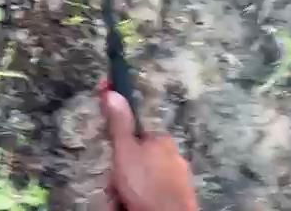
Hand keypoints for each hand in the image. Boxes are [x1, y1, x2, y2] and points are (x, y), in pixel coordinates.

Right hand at [99, 84, 196, 210]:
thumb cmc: (146, 182)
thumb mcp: (125, 150)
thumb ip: (119, 123)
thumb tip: (112, 90)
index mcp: (163, 140)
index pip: (137, 136)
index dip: (121, 147)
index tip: (114, 158)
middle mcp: (173, 157)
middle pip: (137, 160)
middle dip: (122, 173)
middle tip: (115, 185)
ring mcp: (177, 181)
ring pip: (142, 180)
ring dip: (127, 189)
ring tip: (121, 200)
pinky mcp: (177, 202)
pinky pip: (151, 196)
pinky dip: (139, 201)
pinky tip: (130, 207)